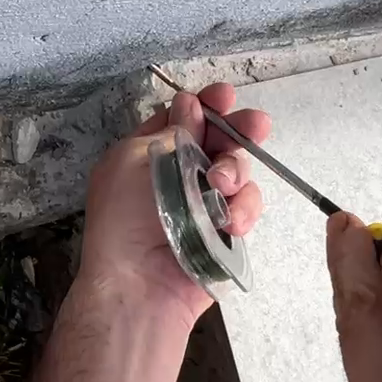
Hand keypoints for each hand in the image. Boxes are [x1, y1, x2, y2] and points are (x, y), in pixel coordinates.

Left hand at [79, 84, 269, 325]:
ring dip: (236, 173)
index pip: (181, 119)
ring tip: (222, 187)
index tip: (226, 96)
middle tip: (256, 125)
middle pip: (218, 142)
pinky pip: (246, 209)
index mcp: (146, 154)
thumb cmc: (124, 218)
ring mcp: (202, 204)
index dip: (206, 105)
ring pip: (237, 173)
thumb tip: (190, 104)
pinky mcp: (223, 232)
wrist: (137, 285)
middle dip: (238, 131)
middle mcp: (175, 176)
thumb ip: (171, 132)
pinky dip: (244, 211)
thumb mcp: (136, 161)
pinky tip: (231, 222)